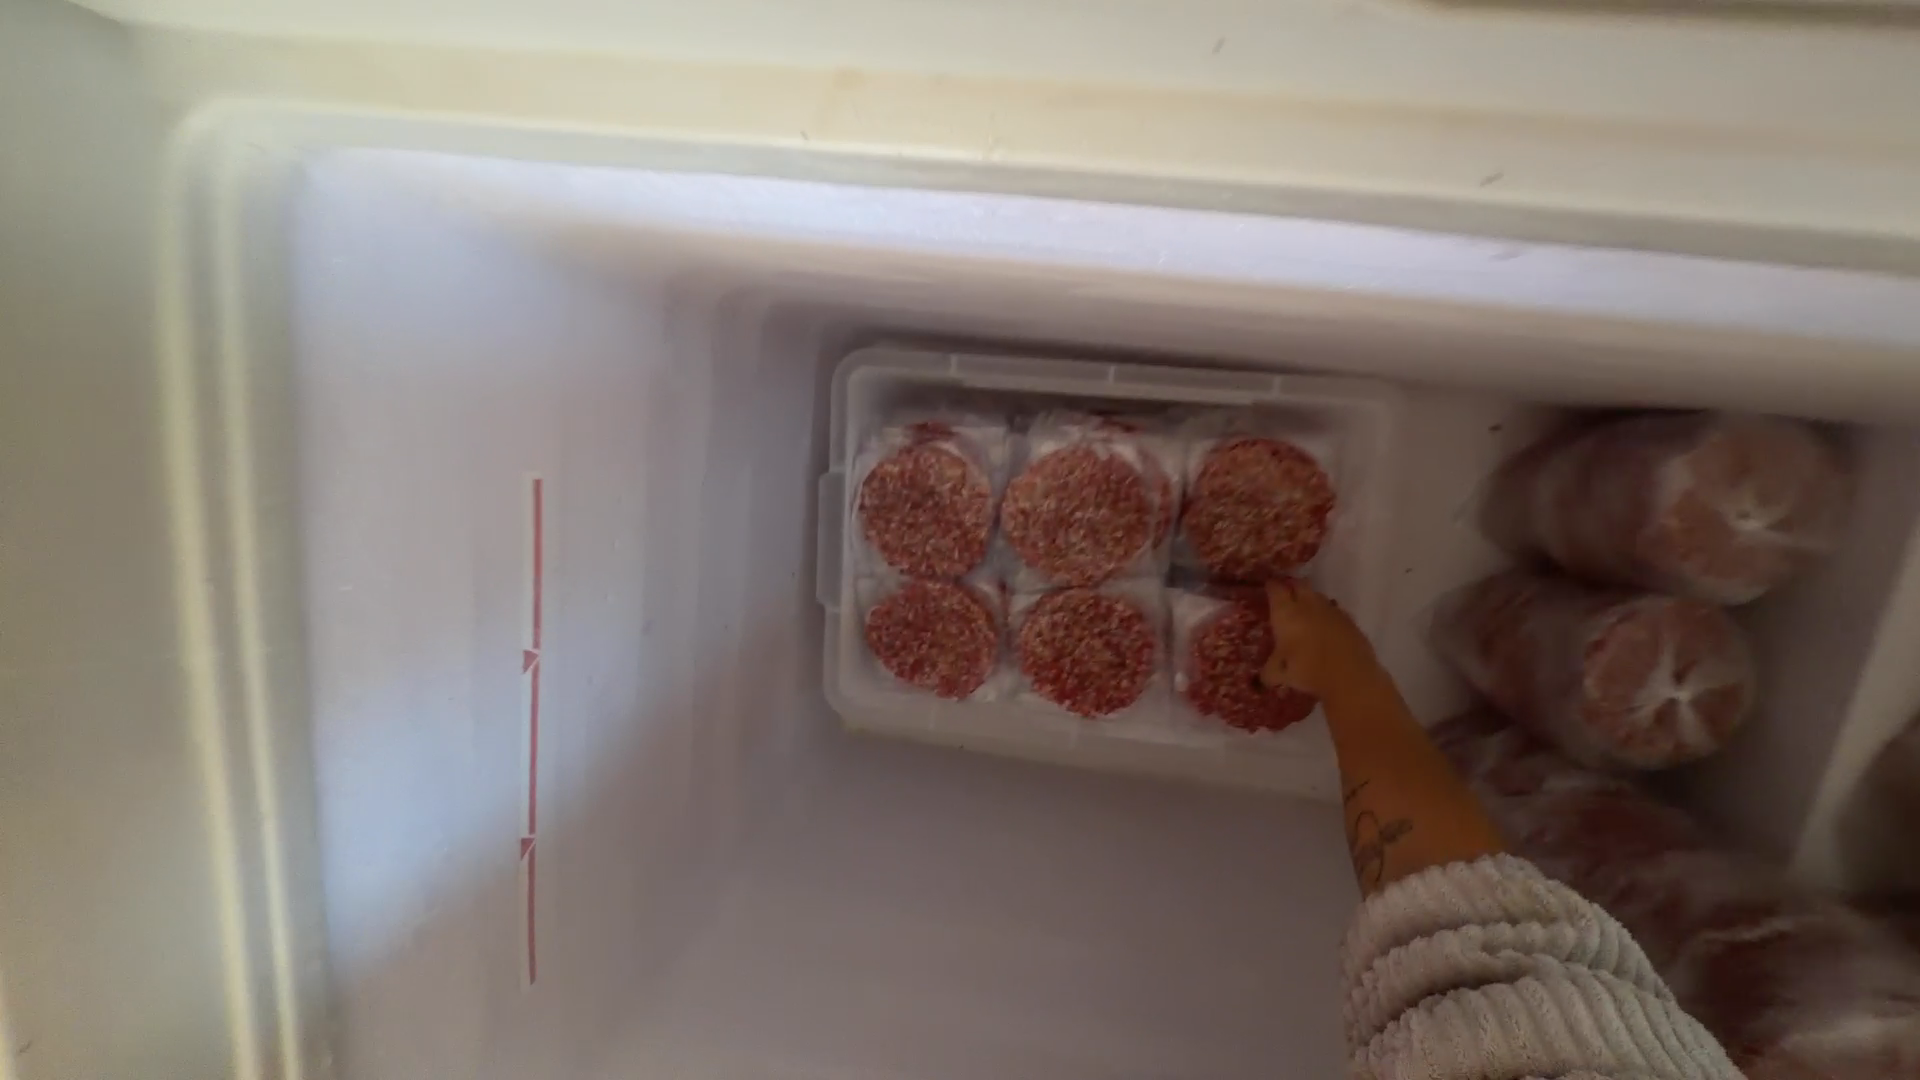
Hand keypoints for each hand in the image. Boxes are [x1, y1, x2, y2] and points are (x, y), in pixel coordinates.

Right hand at [1261, 579, 1377, 698]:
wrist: (1351, 677)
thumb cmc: (1307, 670)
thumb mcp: (1280, 674)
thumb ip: (1270, 672)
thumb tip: (1264, 679)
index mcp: (1286, 613)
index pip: (1275, 589)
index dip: (1271, 586)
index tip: (1267, 587)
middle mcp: (1308, 606)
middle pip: (1299, 585)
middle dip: (1292, 587)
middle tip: (1286, 595)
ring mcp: (1332, 611)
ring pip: (1318, 596)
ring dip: (1311, 600)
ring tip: (1306, 611)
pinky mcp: (1351, 622)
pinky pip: (1336, 611)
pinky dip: (1328, 615)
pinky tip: (1327, 627)